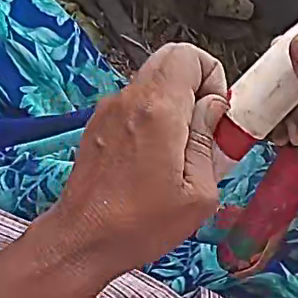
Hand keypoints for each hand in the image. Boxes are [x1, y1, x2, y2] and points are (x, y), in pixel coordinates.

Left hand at [30, 43, 227, 296]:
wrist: (81, 242)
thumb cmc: (137, 226)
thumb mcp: (199, 194)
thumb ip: (210, 141)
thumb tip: (214, 110)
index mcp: (158, 111)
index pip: (190, 55)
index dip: (212, 77)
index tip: (216, 113)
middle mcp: (130, 101)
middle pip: (171, 61)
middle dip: (196, 86)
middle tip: (204, 127)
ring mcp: (109, 111)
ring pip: (153, 84)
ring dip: (174, 106)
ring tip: (179, 153)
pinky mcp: (98, 125)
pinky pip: (135, 106)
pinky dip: (152, 120)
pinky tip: (155, 161)